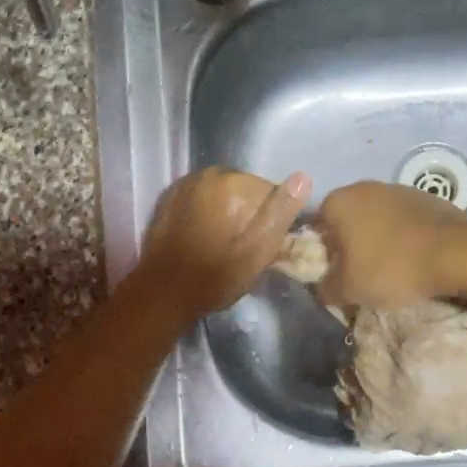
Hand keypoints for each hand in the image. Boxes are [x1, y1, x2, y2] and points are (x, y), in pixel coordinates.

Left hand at [137, 167, 311, 316]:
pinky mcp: (169, 198)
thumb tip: (303, 177)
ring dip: (228, 214)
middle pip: (245, 191)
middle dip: (249, 215)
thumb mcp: (258, 250)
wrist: (162, 293)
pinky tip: (203, 238)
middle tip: (243, 250)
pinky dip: (207, 214)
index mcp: (232, 182)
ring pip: (222, 194)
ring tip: (223, 246)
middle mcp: (207, 174)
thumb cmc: (215, 276)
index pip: (271, 192)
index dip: (273, 222)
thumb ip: (280, 212)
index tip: (264, 248)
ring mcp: (184, 184)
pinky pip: (201, 200)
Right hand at [315, 181, 466, 308]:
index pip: (316, 227)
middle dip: (350, 247)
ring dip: (378, 241)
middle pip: (347, 221)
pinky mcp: (427, 198)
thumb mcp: (347, 290)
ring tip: (389, 270)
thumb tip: (321, 286)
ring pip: (377, 220)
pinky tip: (412, 259)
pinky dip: (403, 238)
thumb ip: (324, 288)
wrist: (455, 252)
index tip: (333, 276)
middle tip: (359, 276)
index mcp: (338, 201)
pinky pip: (403, 222)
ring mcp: (398, 189)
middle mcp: (364, 186)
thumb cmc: (390, 267)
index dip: (321, 254)